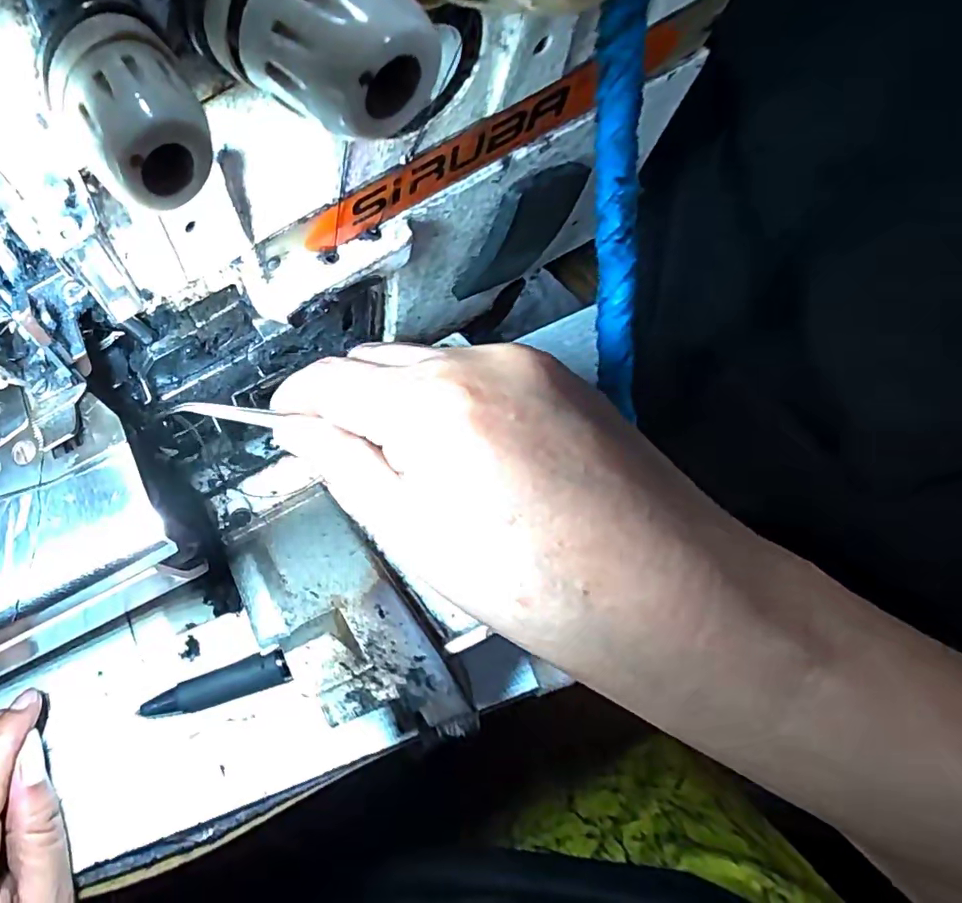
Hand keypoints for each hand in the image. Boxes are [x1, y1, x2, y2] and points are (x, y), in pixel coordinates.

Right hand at [268, 342, 749, 653]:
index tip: (279, 424)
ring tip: (402, 459)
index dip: (291, 401)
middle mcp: (475, 364)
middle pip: (366, 360)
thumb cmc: (537, 585)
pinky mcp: (552, 373)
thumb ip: (338, 464)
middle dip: (337, 399)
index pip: (326, 378)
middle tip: (337, 453)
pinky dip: (433, 396)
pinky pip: (461, 368)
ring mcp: (520, 362)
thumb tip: (293, 430)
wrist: (682, 602)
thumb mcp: (406, 530)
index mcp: (430, 405)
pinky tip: (452, 449)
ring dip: (385, 396)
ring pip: (412, 360)